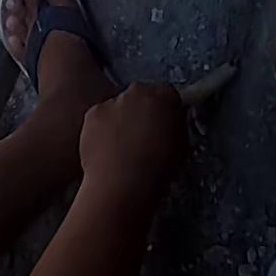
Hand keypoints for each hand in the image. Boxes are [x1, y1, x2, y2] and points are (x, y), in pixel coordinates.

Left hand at [78, 81, 184, 204]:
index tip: (162, 124)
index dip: (165, 111)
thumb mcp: (182, 147)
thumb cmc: (157, 169)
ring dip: (119, 120)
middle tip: (141, 136)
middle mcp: (140, 91)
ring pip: (117, 106)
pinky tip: (104, 150)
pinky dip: (100, 130)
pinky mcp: (93, 113)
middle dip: (141, 111)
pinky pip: (98, 118)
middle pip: (141, 96)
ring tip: (120, 148)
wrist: (122, 184)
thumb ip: (176, 128)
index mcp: (166, 96)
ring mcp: (113, 101)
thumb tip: (169, 127)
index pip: (168, 95)